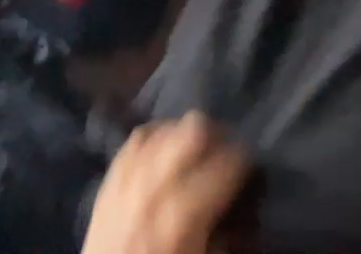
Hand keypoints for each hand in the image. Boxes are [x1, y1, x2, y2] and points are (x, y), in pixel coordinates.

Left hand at [83, 113, 249, 253]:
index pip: (224, 165)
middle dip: (217, 135)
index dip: (244, 160)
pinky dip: (158, 136)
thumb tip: (242, 205)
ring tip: (199, 148)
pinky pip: (138, 138)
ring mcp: (127, 180)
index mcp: (181, 218)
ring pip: (166, 129)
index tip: (251, 167)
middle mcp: (153, 189)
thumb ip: (225, 232)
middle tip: (227, 150)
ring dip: (188, 133)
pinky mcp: (109, 179)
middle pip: (192, 131)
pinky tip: (169, 145)